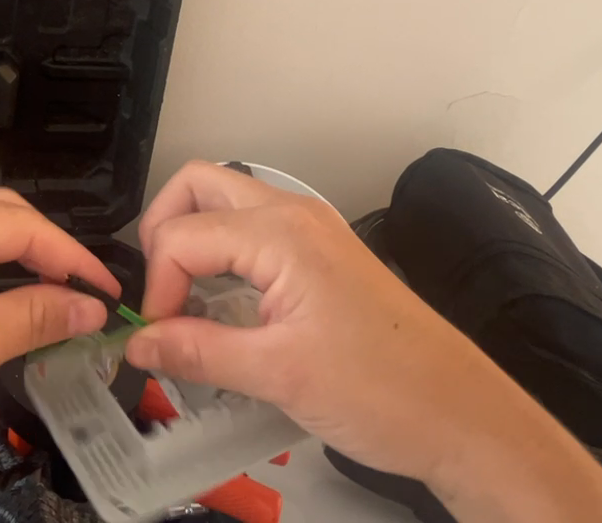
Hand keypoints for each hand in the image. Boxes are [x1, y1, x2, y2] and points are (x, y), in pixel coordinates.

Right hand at [125, 162, 601, 522]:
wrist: (465, 416)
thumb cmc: (380, 392)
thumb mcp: (278, 375)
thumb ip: (197, 352)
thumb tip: (137, 343)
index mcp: (279, 232)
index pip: (182, 235)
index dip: (157, 286)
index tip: (159, 338)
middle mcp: (292, 212)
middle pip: (199, 185)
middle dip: (162, 229)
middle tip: (159, 291)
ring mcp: (310, 227)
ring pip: (226, 200)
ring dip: (191, 235)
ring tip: (182, 298)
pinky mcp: (321, 249)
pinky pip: (252, 226)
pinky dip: (221, 249)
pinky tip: (220, 299)